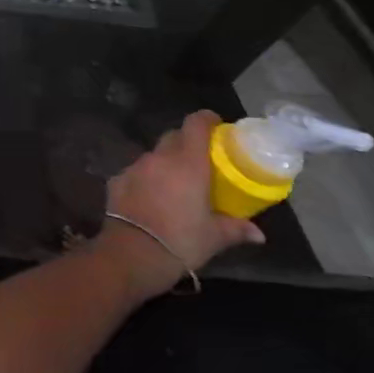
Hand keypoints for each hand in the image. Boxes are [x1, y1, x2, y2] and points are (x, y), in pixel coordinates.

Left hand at [100, 110, 265, 298]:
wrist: (133, 253)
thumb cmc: (182, 241)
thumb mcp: (215, 236)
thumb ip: (236, 228)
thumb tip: (257, 234)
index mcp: (187, 163)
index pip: (194, 125)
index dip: (205, 119)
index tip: (216, 124)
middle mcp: (158, 158)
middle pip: (172, 138)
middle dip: (186, 142)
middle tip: (201, 160)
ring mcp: (133, 168)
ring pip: (152, 156)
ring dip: (165, 163)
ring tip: (176, 184)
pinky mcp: (116, 180)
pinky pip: (135, 173)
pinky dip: (146, 179)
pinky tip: (151, 198)